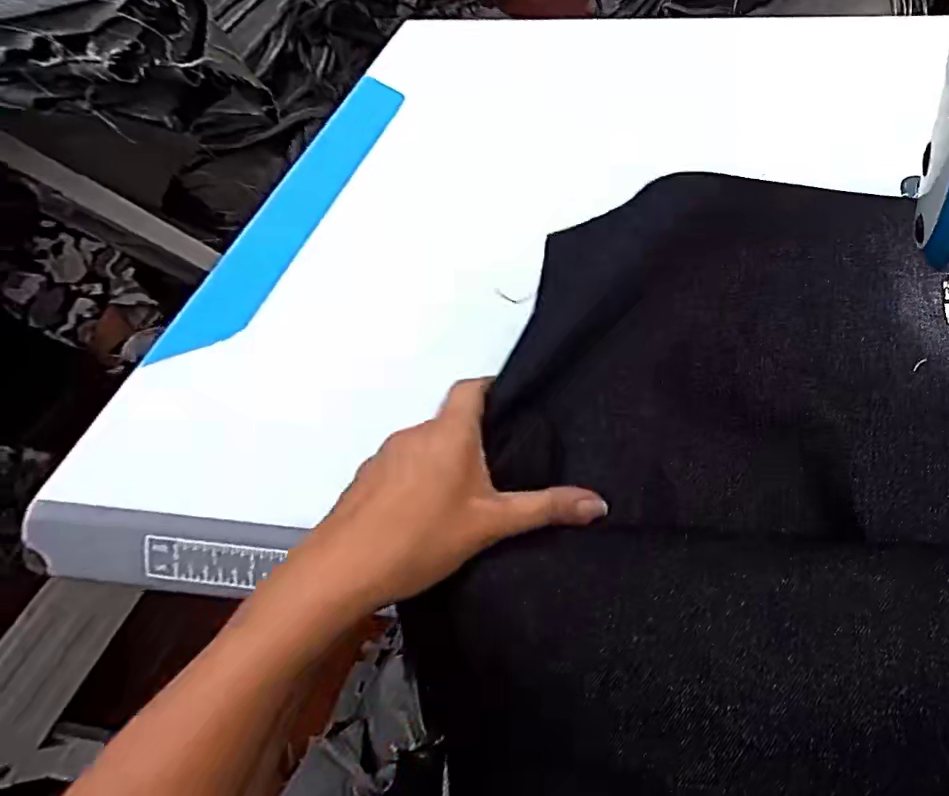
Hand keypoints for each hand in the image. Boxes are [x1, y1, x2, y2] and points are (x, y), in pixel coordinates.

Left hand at [284, 378, 606, 611]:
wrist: (326, 585)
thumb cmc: (413, 540)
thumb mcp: (493, 524)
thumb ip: (548, 508)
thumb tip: (599, 504)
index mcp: (448, 433)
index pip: (472, 387)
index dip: (494, 385)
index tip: (517, 397)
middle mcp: (413, 437)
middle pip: (452, 418)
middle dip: (478, 433)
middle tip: (508, 456)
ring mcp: (381, 461)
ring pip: (426, 445)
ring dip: (448, 458)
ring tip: (473, 489)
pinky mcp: (360, 487)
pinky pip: (402, 469)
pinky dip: (420, 480)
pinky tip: (432, 513)